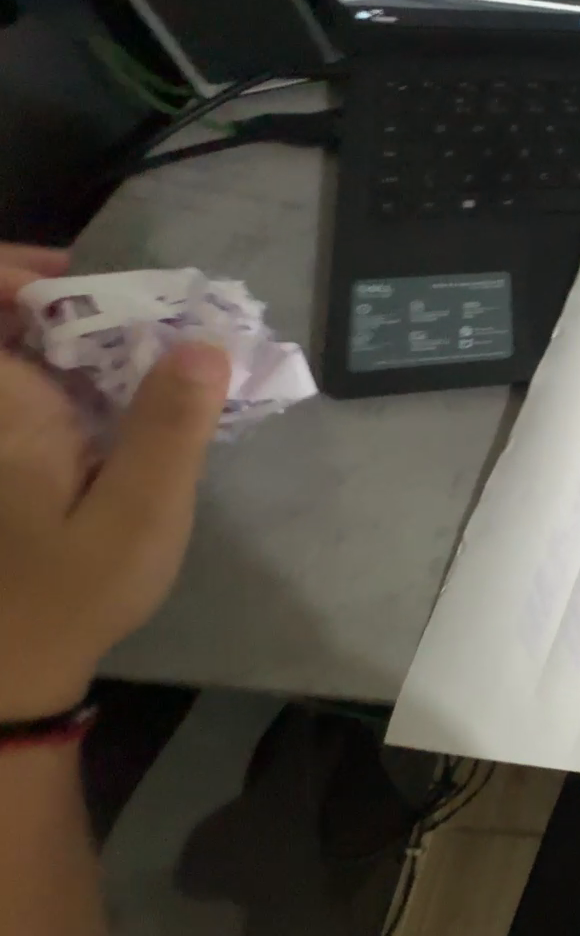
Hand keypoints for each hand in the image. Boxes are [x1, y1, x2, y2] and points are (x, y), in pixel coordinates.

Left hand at [0, 244, 230, 720]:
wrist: (5, 661)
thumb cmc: (72, 590)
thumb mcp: (141, 512)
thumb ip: (170, 426)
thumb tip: (203, 344)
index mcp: (0, 411)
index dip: (33, 273)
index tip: (128, 292)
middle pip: (9, 321)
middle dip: (91, 307)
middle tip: (178, 331)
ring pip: (29, 353)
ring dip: (101, 343)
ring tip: (181, 365)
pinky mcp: (13, 451)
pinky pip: (41, 387)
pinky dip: (92, 377)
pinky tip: (150, 403)